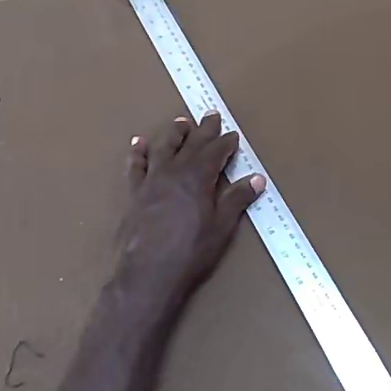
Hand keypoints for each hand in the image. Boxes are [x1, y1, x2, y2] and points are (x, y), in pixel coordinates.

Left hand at [110, 113, 265, 314]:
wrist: (148, 275)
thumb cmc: (191, 252)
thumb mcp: (222, 227)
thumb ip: (237, 199)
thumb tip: (256, 179)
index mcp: (198, 178)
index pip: (215, 152)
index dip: (226, 143)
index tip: (233, 135)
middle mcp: (174, 173)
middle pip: (191, 144)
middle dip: (204, 130)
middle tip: (211, 115)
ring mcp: (151, 182)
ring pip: (163, 148)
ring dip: (174, 134)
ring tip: (181, 122)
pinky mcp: (133, 194)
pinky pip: (135, 166)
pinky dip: (137, 153)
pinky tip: (138, 143)